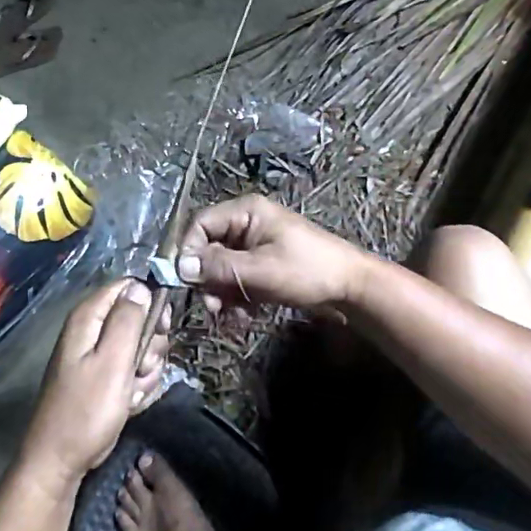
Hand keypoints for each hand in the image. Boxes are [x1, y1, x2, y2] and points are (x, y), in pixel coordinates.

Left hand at [22, 279, 169, 481]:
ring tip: (133, 390)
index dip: (150, 302)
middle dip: (150, 343)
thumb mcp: (113, 361)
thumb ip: (129, 320)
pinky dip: (137, 384)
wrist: (60, 460)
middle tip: (143, 366)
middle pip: (139, 316)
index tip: (162, 328)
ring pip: (141, 345)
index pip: (129, 286)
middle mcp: (92, 328)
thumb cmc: (86, 410)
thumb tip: (141, 286)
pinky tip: (129, 401)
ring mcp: (98, 354)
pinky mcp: (104, 376)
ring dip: (146, 369)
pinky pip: (133, 368)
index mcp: (89, 317)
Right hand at [177, 195, 376, 312]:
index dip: (190, 251)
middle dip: (208, 280)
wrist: (350, 288)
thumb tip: (180, 268)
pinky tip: (243, 319)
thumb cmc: (306, 270)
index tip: (187, 282)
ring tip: (229, 318)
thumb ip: (218, 267)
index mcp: (246, 212)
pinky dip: (237, 299)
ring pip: (222, 268)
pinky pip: (238, 279)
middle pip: (209, 248)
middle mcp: (247, 224)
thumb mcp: (259, 270)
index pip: (201, 224)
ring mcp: (256, 246)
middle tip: (212, 307)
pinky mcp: (263, 266)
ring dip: (222, 294)